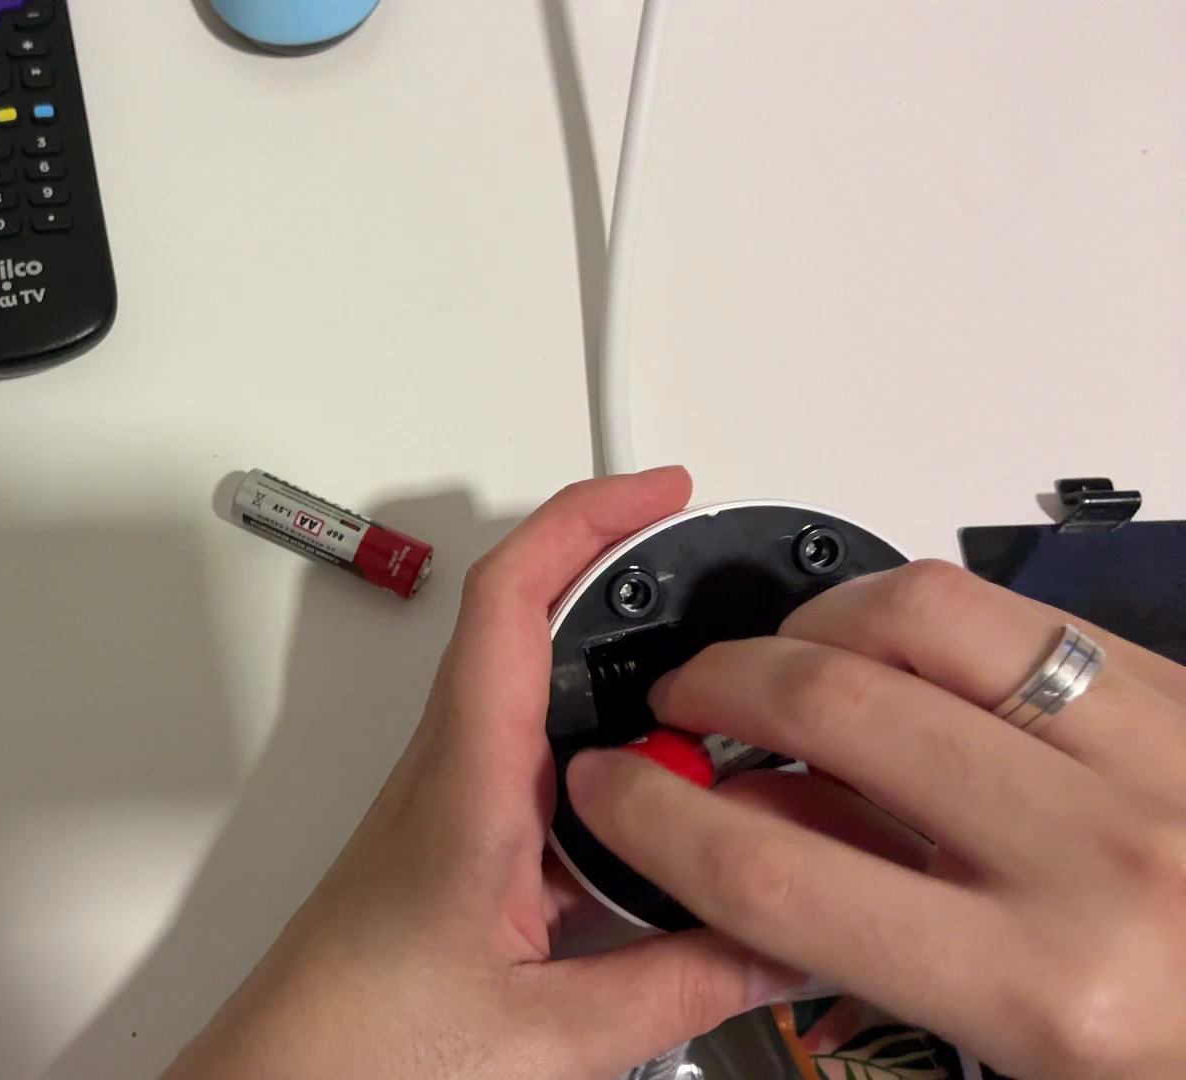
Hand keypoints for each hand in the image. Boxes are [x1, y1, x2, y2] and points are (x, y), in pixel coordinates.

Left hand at [165, 468, 802, 1079]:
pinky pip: (535, 737)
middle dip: (609, 562)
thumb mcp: (552, 1030)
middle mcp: (453, 758)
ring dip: (612, 647)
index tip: (656, 489)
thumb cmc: (370, 1038)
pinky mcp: (459, 812)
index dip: (579, 523)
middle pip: (522, 614)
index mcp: (467, 779)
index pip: (508, 602)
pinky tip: (662, 767)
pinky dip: (602, 722)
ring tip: (717, 670)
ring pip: (532, 675)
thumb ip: (676, 979)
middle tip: (708, 560)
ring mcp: (453, 780)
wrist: (294, 1062)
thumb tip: (780, 932)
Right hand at [568, 559, 1185, 1079]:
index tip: (609, 781)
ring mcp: (1169, 760)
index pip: (760, 871)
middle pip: (812, 707)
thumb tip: (734, 815)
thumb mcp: (1000, 1046)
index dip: (646, 812)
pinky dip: (890, 607)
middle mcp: (1113, 863)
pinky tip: (876, 650)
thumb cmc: (1174, 1046)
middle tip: (682, 702)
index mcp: (1056, 993)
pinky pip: (994, 604)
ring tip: (776, 660)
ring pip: (899, 614)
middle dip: (702, 688)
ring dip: (794, 629)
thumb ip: (847, 917)